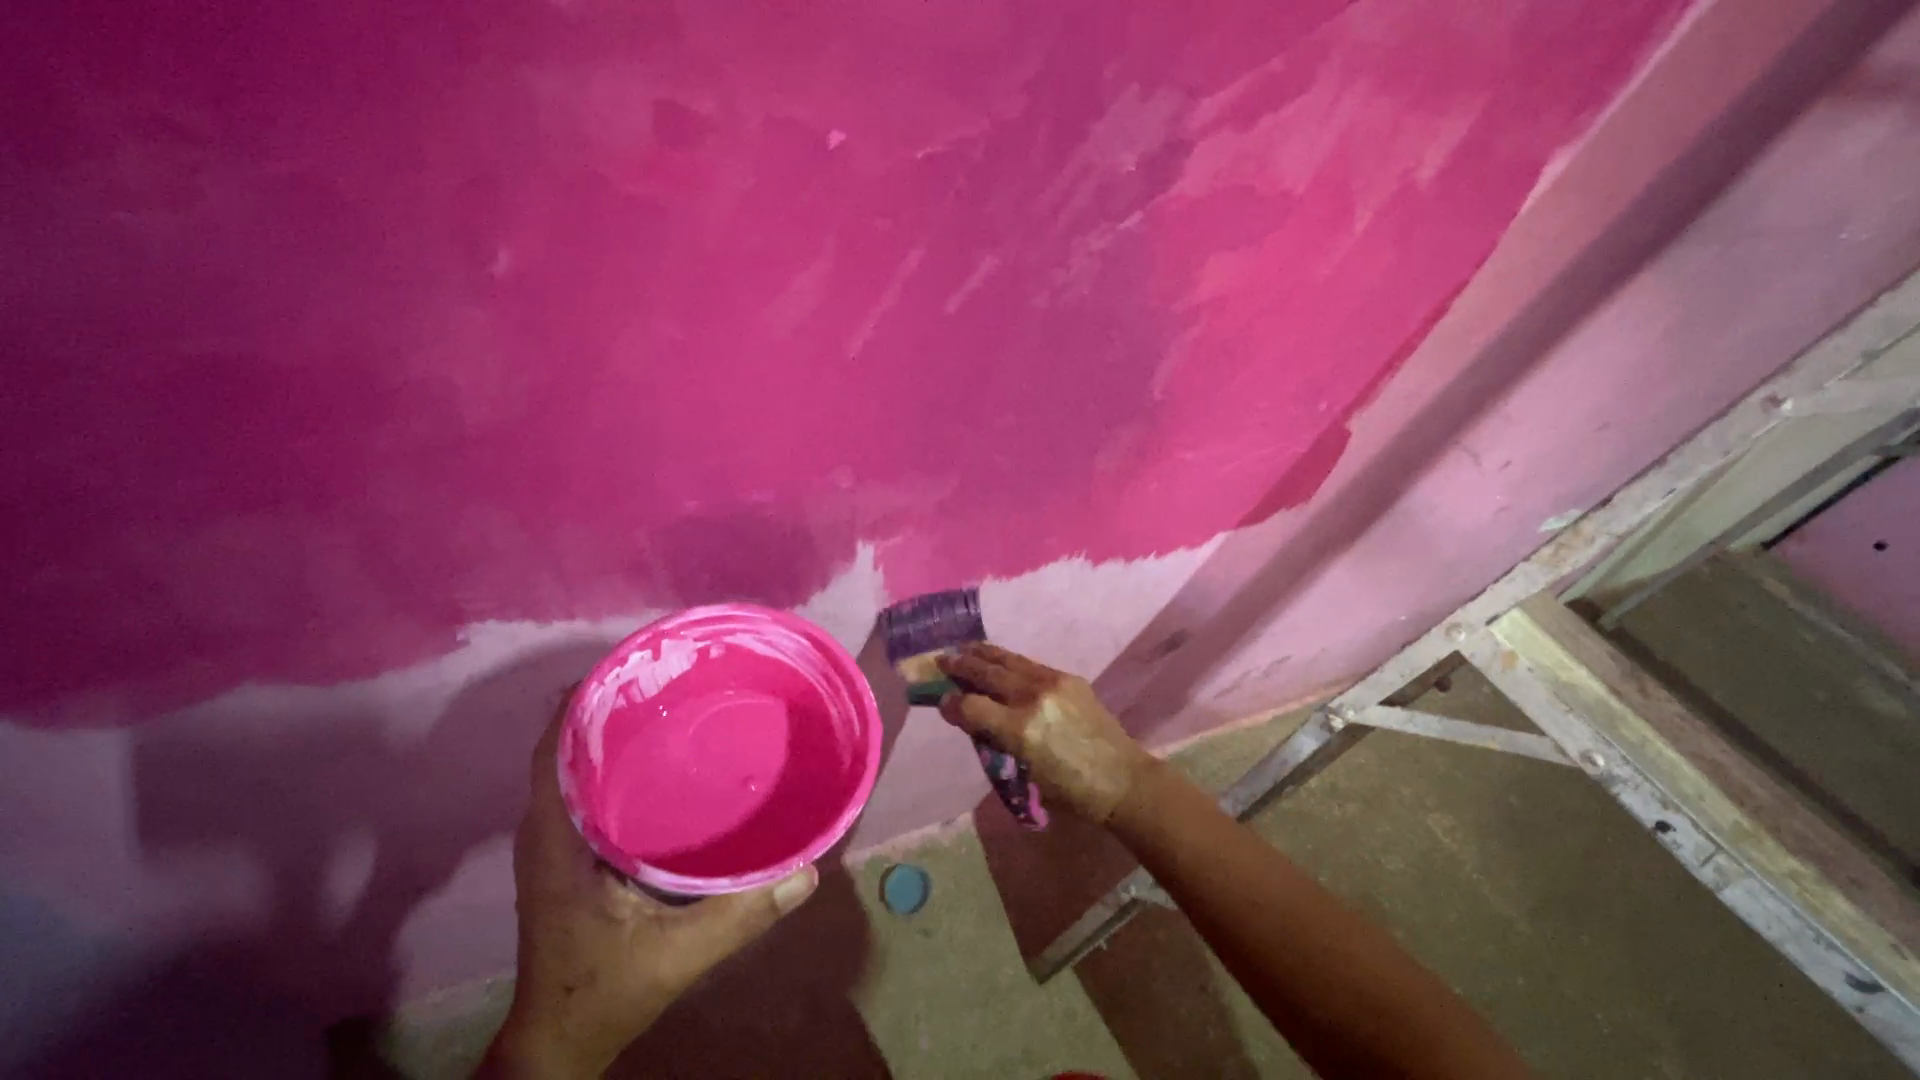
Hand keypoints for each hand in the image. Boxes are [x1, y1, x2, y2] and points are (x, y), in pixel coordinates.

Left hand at [481, 704, 818, 1077]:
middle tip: (674, 681)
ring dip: (613, 735)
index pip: (554, 748)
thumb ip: (741, 914)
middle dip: (611, 707)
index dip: (584, 701)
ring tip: (674, 708)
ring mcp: (554, 843)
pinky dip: (616, 765)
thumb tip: (808, 869)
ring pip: (576, 766)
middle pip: (567, 745)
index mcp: (556, 839)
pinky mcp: (570, 855)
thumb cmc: (605, 992)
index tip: (637, 668)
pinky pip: (587, 790)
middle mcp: (547, 830)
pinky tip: (665, 763)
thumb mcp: (678, 955)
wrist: (559, 1042)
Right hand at [937, 644, 1151, 821]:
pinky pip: (1030, 664)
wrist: (1121, 779)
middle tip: (941, 660)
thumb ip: (995, 740)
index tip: (940, 701)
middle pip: (986, 673)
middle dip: (960, 666)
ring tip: (964, 648)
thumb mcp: (1024, 771)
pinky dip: (1009, 661)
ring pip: (1008, 660)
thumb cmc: (1070, 790)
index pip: (971, 706)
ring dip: (983, 654)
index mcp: (1020, 730)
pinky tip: (998, 660)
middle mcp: (1033, 698)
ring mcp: (1053, 683)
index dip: (951, 703)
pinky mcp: (1068, 678)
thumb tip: (970, 717)